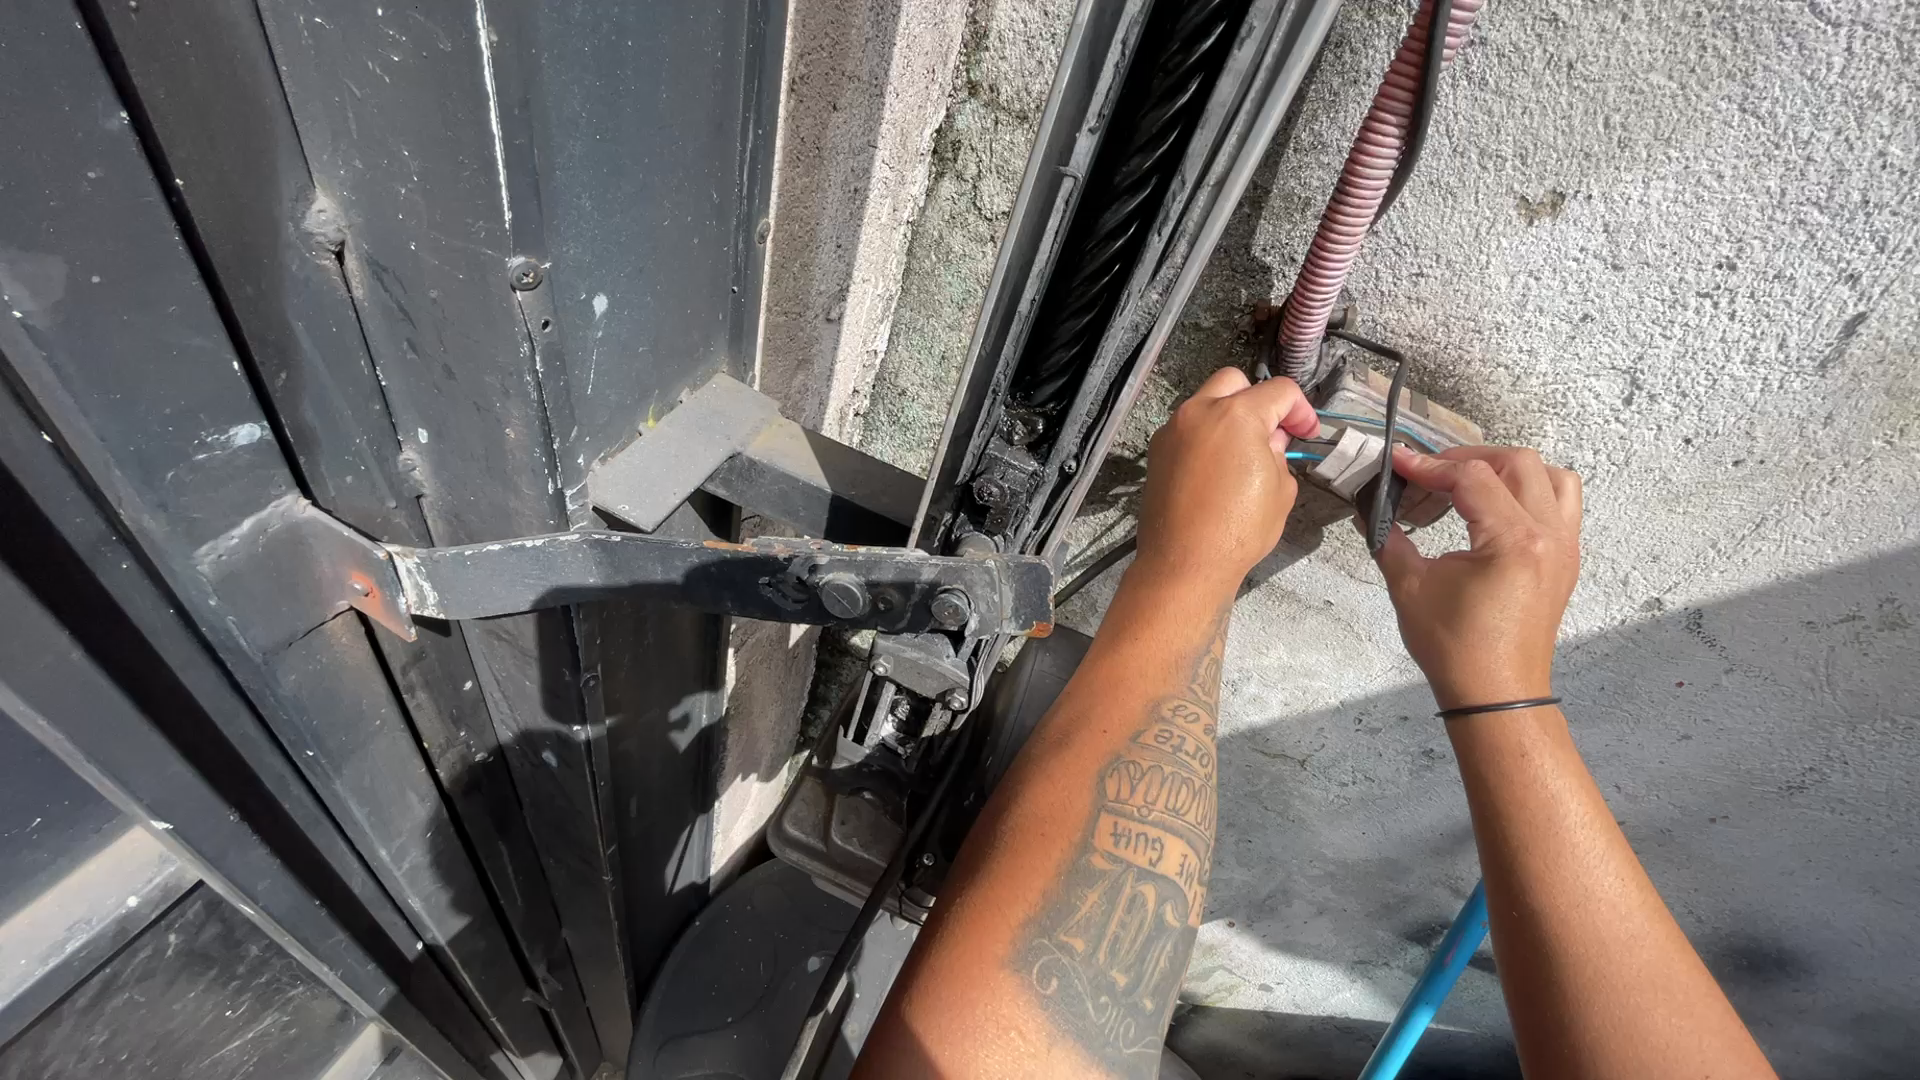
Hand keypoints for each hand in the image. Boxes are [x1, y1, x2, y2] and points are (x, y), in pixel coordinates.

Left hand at [1136, 369, 1319, 591]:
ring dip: (1228, 417)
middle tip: (1274, 433)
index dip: (1301, 410)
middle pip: (1233, 383)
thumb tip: (1269, 442)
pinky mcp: (1157, 454)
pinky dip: (1205, 437)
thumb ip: (1279, 454)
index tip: (1307, 432)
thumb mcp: (1280, 489)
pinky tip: (1218, 469)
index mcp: (1235, 415)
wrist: (1185, 563)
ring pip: (1205, 404)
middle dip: (1258, 401)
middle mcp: (1197, 414)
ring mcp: (1171, 432)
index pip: (1278, 391)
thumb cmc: (1237, 530)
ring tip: (1246, 454)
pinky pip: (1186, 431)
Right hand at [1373, 445, 1581, 710]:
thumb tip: (1369, 506)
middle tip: (1427, 473)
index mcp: (1512, 540)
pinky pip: (1560, 502)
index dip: (1427, 465)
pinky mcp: (1565, 558)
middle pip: (1517, 463)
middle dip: (1466, 459)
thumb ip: (1388, 537)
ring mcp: (1565, 546)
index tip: (1394, 463)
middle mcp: (1549, 535)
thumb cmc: (1450, 642)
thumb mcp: (1408, 585)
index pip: (1471, 478)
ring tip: (1465, 485)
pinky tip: (1490, 509)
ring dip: (1506, 470)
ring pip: (1551, 476)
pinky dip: (1527, 491)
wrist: (1495, 689)